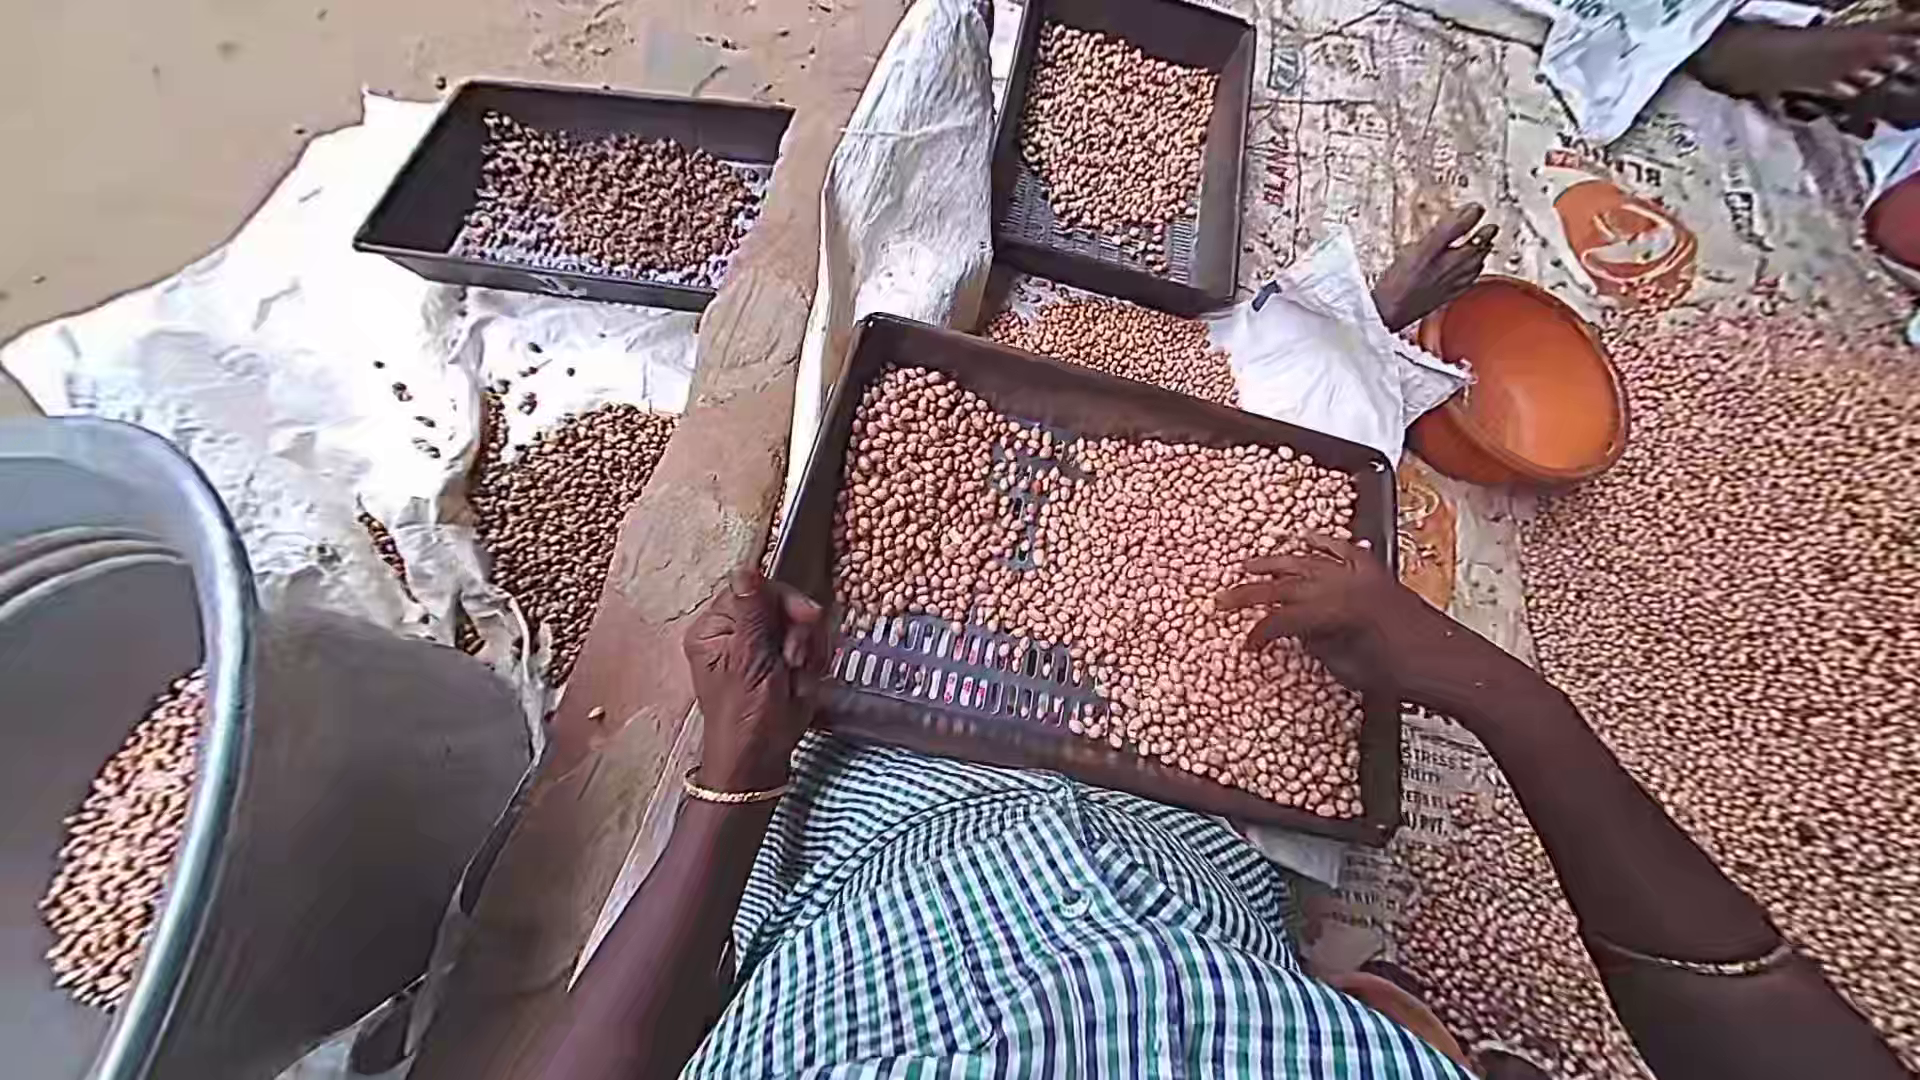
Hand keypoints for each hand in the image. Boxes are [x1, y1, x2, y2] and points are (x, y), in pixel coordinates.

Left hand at [683, 567, 826, 791]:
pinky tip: (803, 682)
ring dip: (808, 650)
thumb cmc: (747, 716)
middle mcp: (739, 631)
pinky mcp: (785, 659)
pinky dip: (814, 662)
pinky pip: (811, 643)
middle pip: (783, 604)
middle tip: (796, 660)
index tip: (807, 618)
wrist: (762, 761)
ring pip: (802, 624)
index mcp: (717, 628)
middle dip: (798, 633)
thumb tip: (745, 569)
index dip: (785, 600)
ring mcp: (764, 645)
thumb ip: (752, 613)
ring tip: (797, 679)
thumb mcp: (750, 661)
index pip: (755, 589)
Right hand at [1214, 535, 1532, 719]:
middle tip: (1222, 600)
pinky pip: (1344, 550)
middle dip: (1248, 594)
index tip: (1246, 646)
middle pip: (1283, 585)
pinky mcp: (1375, 574)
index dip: (1258, 634)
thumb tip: (1297, 630)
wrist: (1454, 667)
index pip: (1280, 619)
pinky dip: (1323, 543)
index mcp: (1333, 611)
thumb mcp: (1346, 667)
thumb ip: (1315, 643)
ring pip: (1306, 561)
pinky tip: (1304, 537)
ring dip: (1274, 563)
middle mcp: (1341, 585)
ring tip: (1247, 565)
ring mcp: (1359, 575)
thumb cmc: (1400, 677)